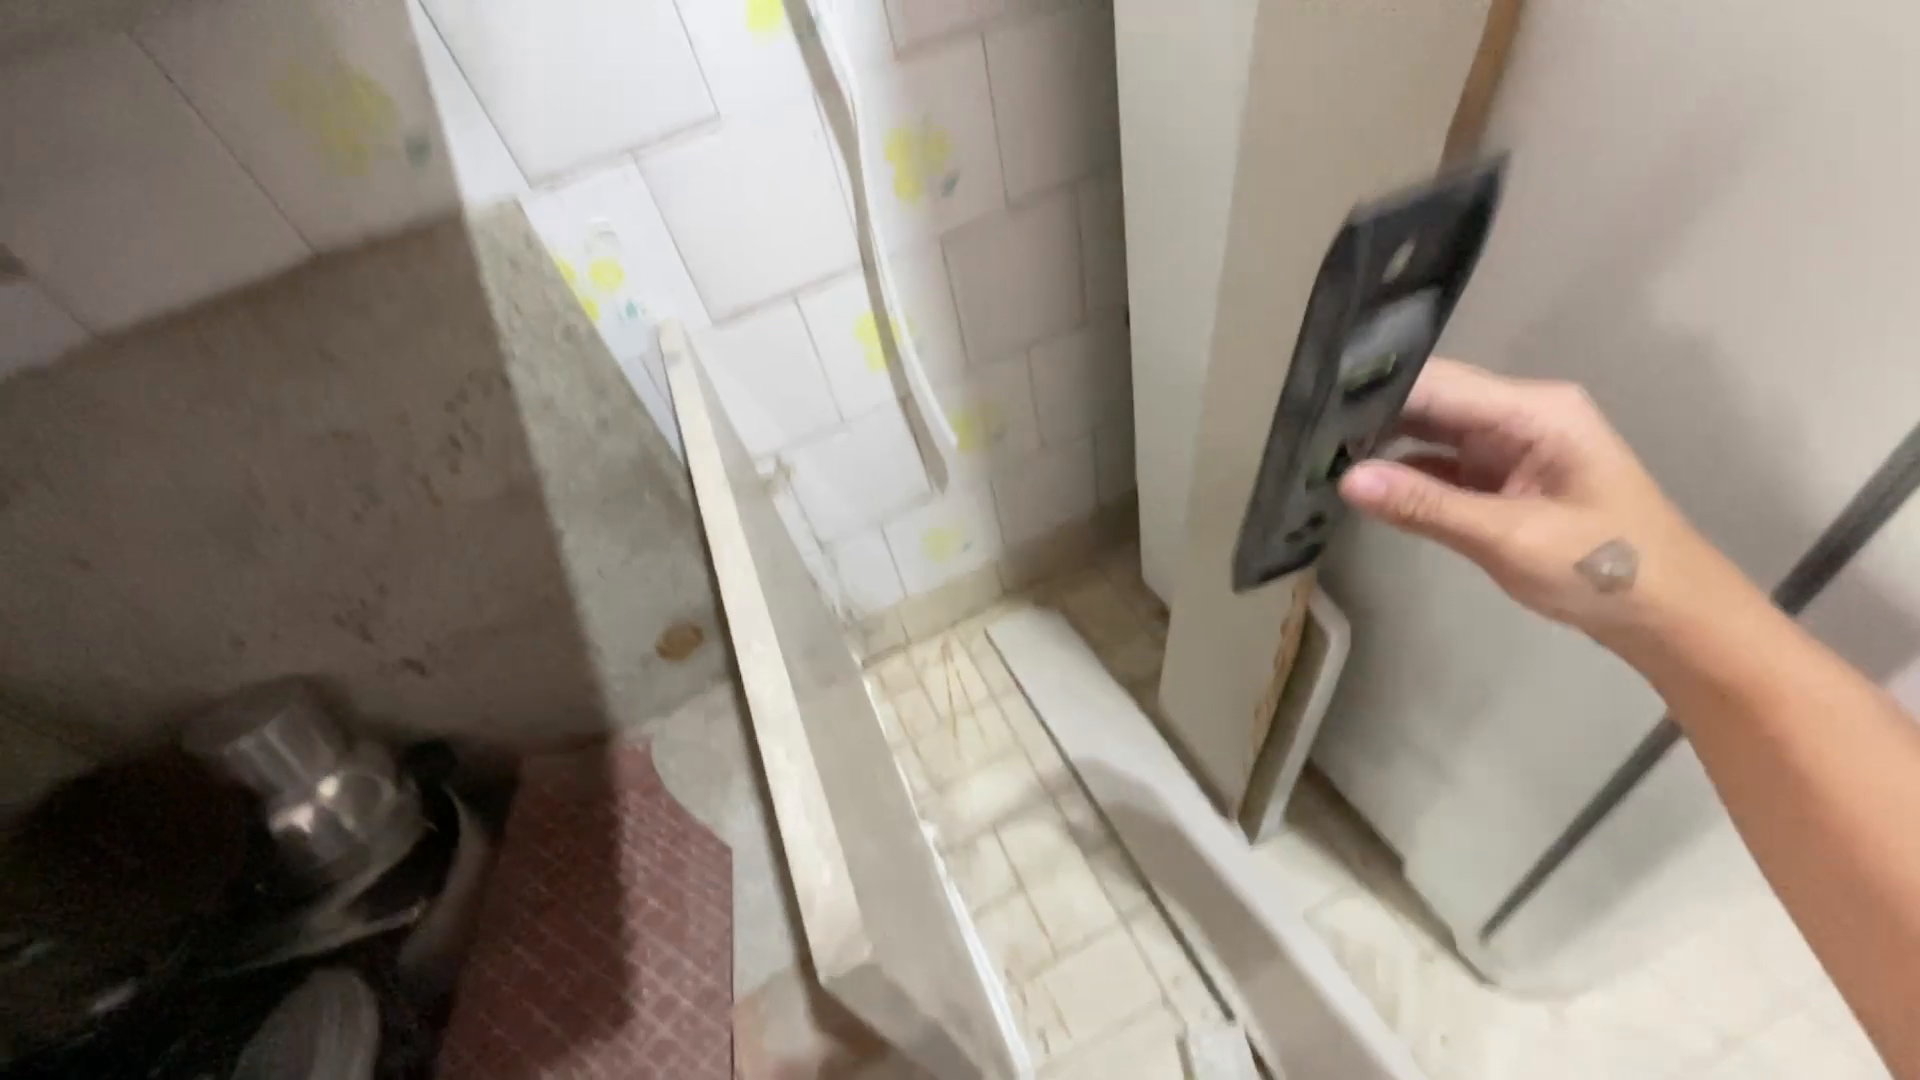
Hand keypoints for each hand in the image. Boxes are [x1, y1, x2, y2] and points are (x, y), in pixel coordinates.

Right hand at [1337, 359, 1748, 650]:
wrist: (1669, 615)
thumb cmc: (1604, 569)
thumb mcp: (1508, 538)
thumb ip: (1425, 506)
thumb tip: (1347, 481)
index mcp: (1534, 412)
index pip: (1438, 385)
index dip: (1376, 393)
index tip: (1313, 409)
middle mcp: (1518, 416)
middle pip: (1429, 401)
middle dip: (1369, 417)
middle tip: (1303, 438)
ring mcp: (1507, 446)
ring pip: (1428, 431)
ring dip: (1380, 445)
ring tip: (1317, 458)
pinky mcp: (1498, 476)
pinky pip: (1438, 463)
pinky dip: (1402, 474)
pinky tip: (1361, 484)